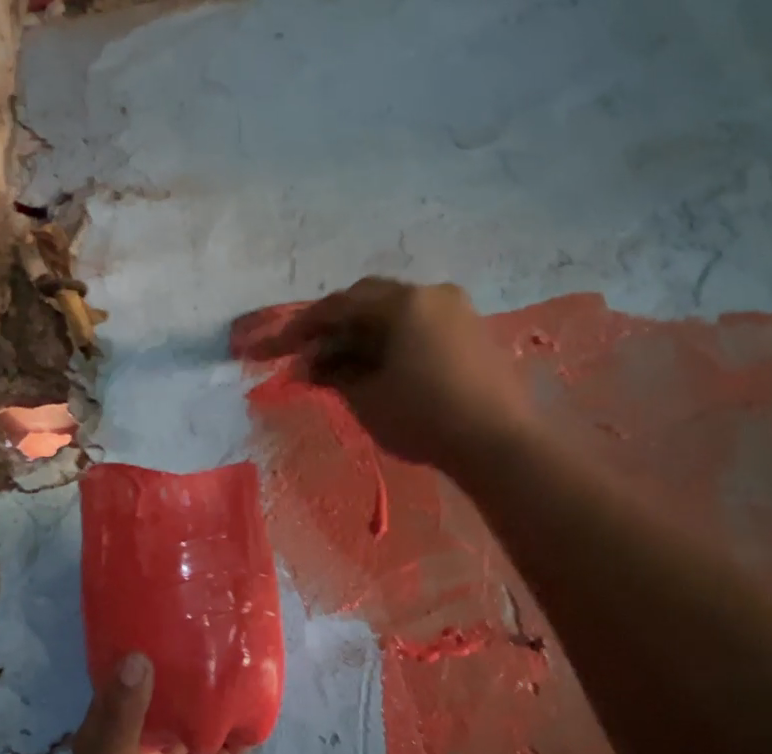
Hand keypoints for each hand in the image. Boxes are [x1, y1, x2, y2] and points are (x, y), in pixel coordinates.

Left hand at [72, 653, 240, 753]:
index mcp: (104, 729)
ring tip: (238, 681)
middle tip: (214, 648)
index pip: (121, 681)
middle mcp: (129, 741)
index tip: (169, 626)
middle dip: (181, 678)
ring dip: (206, 710)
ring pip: (184, 728)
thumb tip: (139, 656)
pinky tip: (250, 731)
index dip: (140, 655)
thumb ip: (125, 713)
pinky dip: (224, 747)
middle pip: (156, 700)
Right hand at [268, 277, 533, 476]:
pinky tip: (375, 369)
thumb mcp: (365, 398)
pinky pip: (417, 326)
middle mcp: (430, 294)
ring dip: (361, 335)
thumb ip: (333, 373)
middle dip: (332, 326)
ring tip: (337, 367)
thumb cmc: (423, 416)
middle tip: (306, 354)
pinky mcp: (470, 333)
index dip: (301, 328)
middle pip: (368, 301)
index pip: (338, 305)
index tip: (274, 349)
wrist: (497, 442)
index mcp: (402, 302)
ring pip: (394, 314)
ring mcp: (456, 311)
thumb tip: (310, 364)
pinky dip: (389, 342)